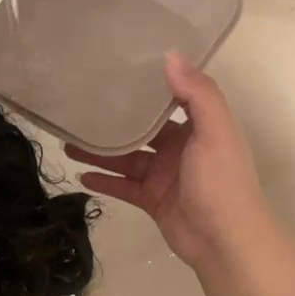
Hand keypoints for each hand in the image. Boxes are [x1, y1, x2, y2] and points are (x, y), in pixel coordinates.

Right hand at [65, 52, 269, 269]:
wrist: (225, 240)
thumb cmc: (222, 181)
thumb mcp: (214, 131)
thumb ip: (196, 93)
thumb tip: (170, 55)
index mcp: (199, 127)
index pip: (170, 99)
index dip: (146, 86)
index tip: (117, 71)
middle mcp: (181, 148)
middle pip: (141, 129)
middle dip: (114, 121)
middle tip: (81, 110)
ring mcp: (164, 176)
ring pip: (126, 158)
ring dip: (101, 153)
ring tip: (69, 145)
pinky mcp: (152, 200)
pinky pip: (123, 186)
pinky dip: (104, 181)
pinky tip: (81, 176)